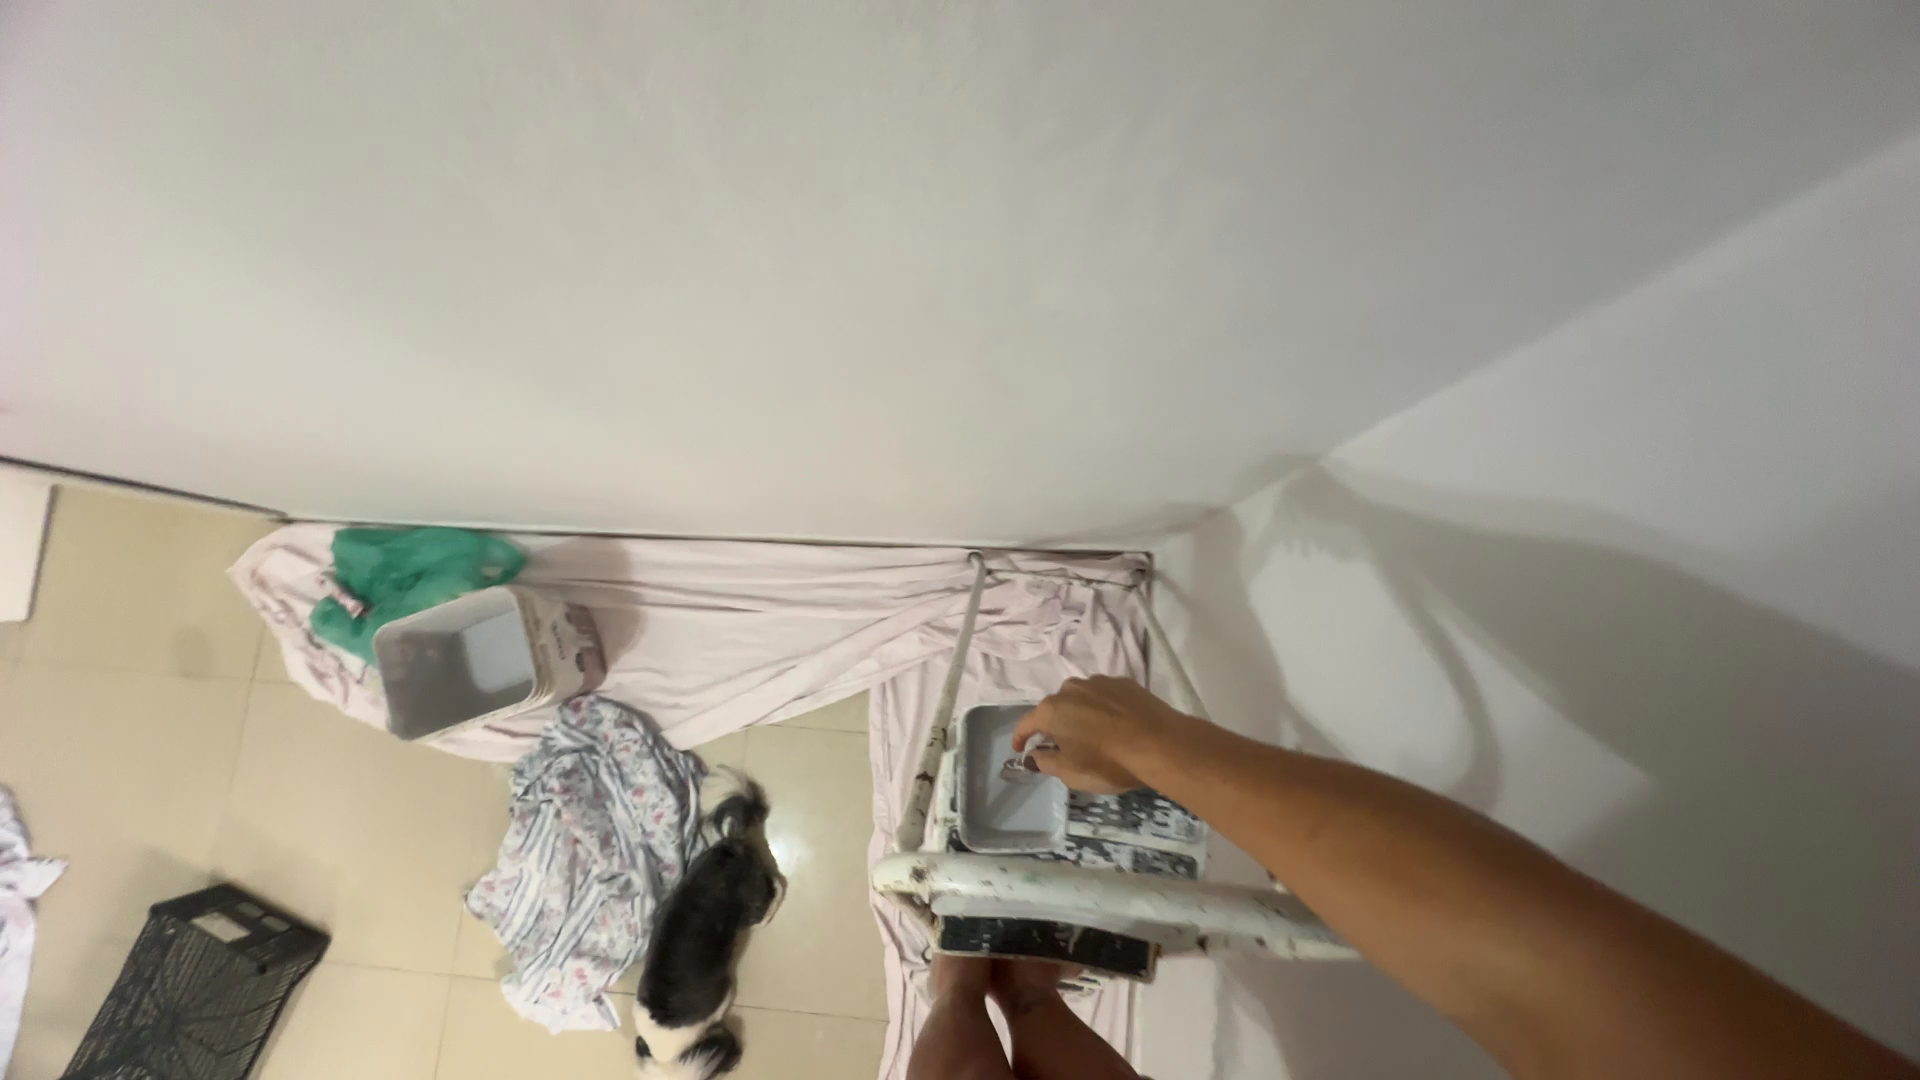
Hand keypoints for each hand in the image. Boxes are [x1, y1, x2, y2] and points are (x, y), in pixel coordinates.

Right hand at [1013, 676, 1198, 793]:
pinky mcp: (1123, 682)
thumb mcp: (1072, 774)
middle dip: (1055, 726)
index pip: (1027, 723)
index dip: (1021, 738)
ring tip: (1095, 735)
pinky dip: (1104, 709)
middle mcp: (1070, 689)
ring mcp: (1098, 682)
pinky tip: (1117, 725)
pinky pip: (1104, 696)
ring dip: (1081, 714)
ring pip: (1080, 699)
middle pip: (1055, 709)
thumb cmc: (1109, 763)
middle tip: (1065, 746)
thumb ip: (1047, 763)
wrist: (1160, 744)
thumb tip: (1036, 755)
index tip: (1020, 749)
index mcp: (1052, 711)